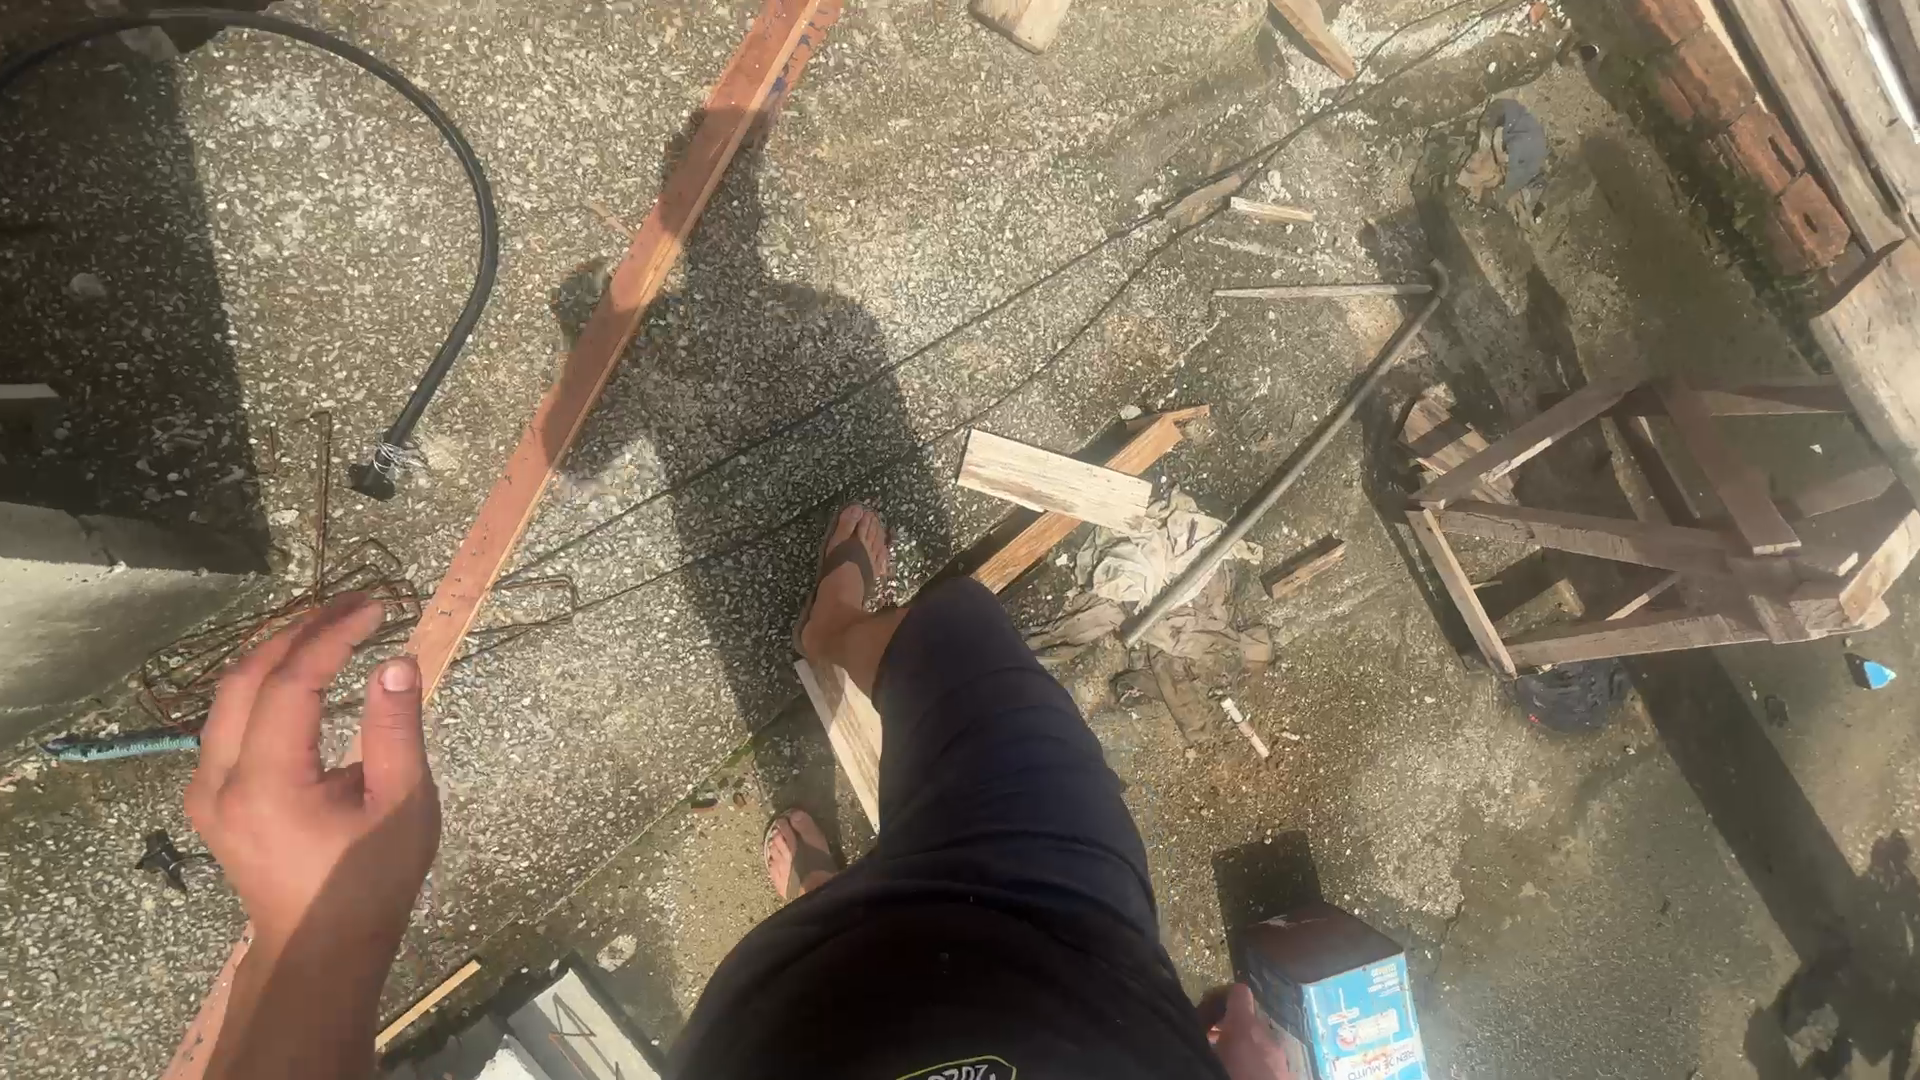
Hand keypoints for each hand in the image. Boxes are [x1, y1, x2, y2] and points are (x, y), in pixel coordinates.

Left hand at [186, 593, 440, 957]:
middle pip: (242, 680)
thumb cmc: (374, 873)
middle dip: (298, 630)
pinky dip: (270, 681)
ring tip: (335, 623)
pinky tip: (307, 669)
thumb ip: (396, 729)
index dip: (333, 637)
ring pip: (228, 697)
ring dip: (280, 651)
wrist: (324, 940)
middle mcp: (218, 780)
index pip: (290, 685)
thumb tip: (396, 662)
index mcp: (266, 783)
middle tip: (355, 603)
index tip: (378, 607)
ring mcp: (207, 789)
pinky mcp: (216, 794)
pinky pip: (232, 719)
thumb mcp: (404, 800)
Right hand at [1206, 983, 1296, 1079]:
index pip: (1239, 992)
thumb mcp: (1208, 1058)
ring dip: (1243, 1048)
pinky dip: (1256, 1065)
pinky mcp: (1289, 1077)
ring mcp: (1281, 1060)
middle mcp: (1267, 1037)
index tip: (1206, 1014)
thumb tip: (1194, 1031)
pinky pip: (1269, 1062)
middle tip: (1210, 1044)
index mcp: (1245, 1026)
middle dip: (1229, 1028)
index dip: (1222, 998)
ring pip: (1259, 1042)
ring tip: (1225, 1065)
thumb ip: (1201, 1038)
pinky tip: (1242, 1076)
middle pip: (1248, 1020)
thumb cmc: (1233, 1075)